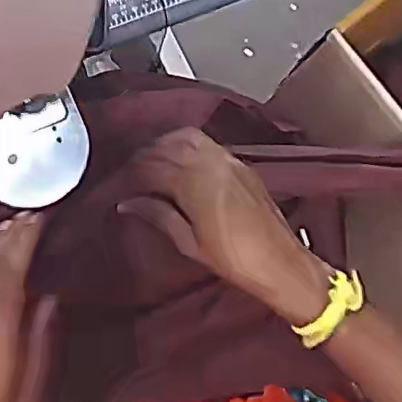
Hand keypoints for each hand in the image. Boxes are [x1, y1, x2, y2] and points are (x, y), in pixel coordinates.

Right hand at [130, 128, 334, 326]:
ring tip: (152, 163)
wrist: (282, 264)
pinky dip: (186, 146)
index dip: (132, 174)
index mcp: (196, 183)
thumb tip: (128, 202)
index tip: (120, 185)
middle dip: (145, 156)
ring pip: (187, 137)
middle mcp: (212, 163)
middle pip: (168, 146)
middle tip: (131, 172)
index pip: (153, 167)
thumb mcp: (188, 242)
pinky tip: (179, 163)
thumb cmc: (233, 259)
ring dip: (165, 145)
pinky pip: (206, 143)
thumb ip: (158, 215)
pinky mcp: (241, 165)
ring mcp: (229, 161)